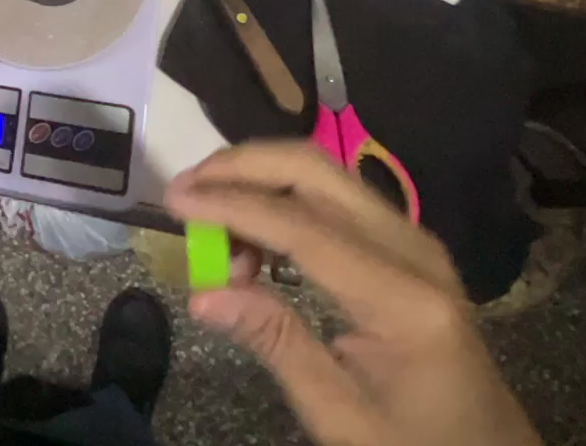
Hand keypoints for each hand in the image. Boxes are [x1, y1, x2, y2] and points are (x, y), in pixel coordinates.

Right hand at [166, 142, 539, 445]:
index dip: (230, 205)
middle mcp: (412, 249)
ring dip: (255, 179)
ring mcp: (410, 239)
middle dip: (239, 166)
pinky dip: (277, 197)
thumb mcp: (343, 418)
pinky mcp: (401, 242)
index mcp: (403, 299)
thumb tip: (201, 295)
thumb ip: (275, 344)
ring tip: (212, 228)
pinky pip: (328, 195)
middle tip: (185, 189)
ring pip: (318, 171)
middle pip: (312, 170)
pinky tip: (250, 238)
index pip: (301, 226)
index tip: (173, 199)